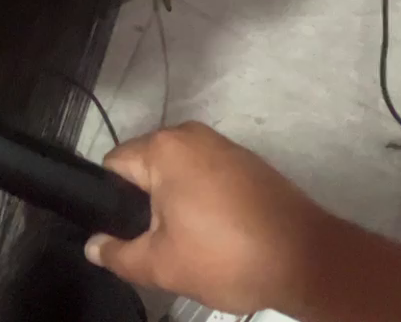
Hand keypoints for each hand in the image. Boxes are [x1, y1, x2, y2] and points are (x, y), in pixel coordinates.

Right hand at [83, 122, 334, 314]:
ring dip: (177, 201)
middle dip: (147, 202)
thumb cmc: (228, 255)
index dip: (111, 199)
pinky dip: (205, 198)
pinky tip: (219, 232)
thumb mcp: (164, 266)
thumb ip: (120, 255)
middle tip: (160, 242)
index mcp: (162, 149)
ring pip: (179, 171)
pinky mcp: (246, 160)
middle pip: (147, 166)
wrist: (308, 259)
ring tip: (191, 241)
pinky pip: (207, 174)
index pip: (115, 164)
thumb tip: (91, 246)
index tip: (125, 230)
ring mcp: (220, 144)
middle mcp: (188, 134)